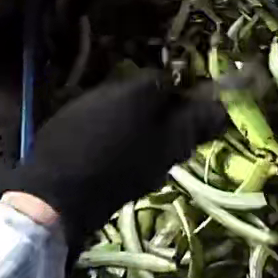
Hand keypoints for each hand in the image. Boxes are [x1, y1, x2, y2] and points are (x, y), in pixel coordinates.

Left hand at [6, 72, 225, 243]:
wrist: (55, 195)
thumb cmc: (121, 170)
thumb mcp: (168, 150)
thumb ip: (196, 125)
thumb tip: (222, 108)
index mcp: (139, 88)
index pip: (170, 81)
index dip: (182, 103)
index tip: (184, 128)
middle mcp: (110, 85)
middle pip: (143, 94)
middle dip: (155, 114)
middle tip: (161, 145)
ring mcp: (81, 102)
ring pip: (117, 107)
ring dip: (128, 125)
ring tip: (132, 157)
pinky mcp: (60, 121)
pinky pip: (93, 121)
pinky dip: (103, 135)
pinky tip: (102, 161)